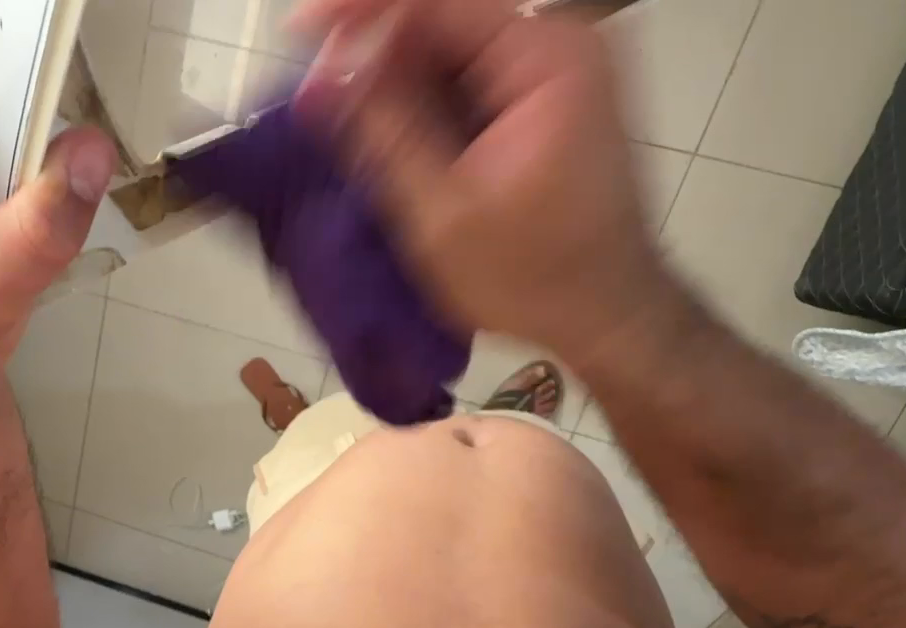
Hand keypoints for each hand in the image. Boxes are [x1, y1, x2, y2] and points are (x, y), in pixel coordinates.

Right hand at [292, 0, 676, 361]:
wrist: (608, 318)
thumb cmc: (531, 279)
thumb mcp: (442, 213)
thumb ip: (383, 134)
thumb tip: (324, 74)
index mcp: (547, 57)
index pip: (437, 2)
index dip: (359, 11)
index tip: (298, 32)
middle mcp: (560, 46)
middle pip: (446, 22)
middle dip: (373, 50)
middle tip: (314, 92)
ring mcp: (558, 76)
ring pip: (455, 54)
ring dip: (394, 80)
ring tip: (338, 114)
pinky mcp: (547, 107)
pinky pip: (472, 85)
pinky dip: (424, 105)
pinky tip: (385, 133)